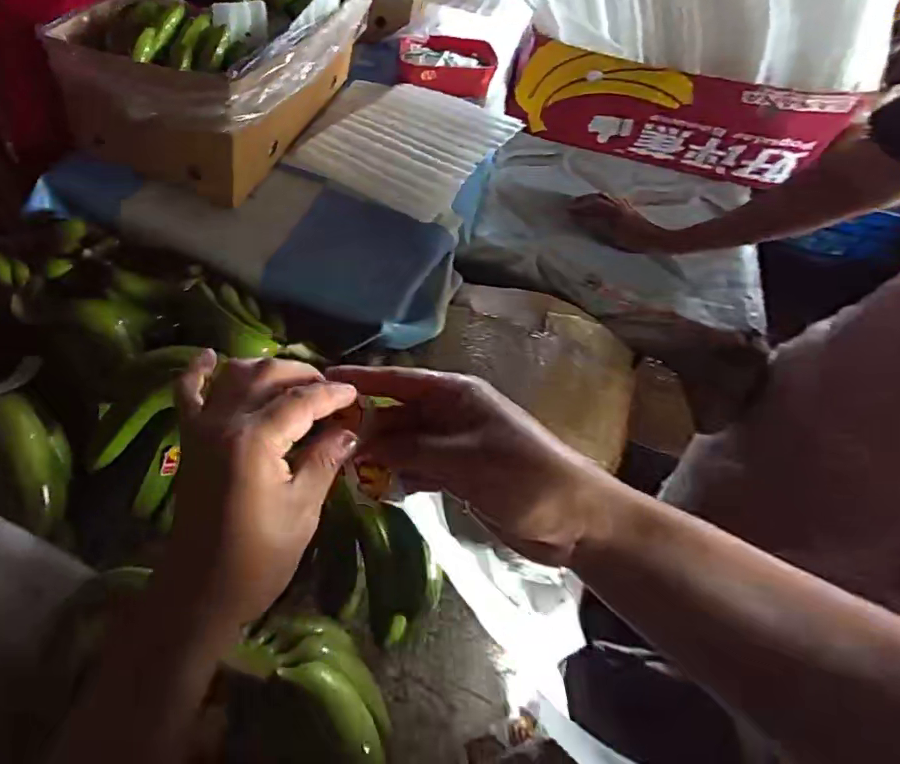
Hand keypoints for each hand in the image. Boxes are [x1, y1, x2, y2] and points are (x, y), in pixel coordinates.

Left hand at [164, 352, 360, 628]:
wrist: (199, 591)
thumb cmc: (257, 558)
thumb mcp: (302, 510)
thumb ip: (324, 460)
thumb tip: (350, 429)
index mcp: (255, 440)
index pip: (302, 400)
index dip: (332, 394)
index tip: (356, 395)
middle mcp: (225, 422)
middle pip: (269, 375)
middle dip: (304, 375)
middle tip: (331, 391)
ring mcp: (202, 427)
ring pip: (234, 375)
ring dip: (265, 368)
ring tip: (294, 378)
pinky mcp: (188, 439)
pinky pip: (187, 393)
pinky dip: (197, 371)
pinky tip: (210, 356)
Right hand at [326, 366, 615, 565]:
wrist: (575, 519)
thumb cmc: (522, 475)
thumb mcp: (462, 460)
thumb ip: (410, 450)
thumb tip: (361, 444)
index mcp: (455, 395)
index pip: (399, 380)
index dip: (363, 380)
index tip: (325, 381)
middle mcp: (450, 413)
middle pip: (396, 413)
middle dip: (365, 425)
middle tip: (324, 440)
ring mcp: (453, 444)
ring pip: (404, 443)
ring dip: (379, 455)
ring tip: (343, 469)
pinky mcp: (457, 472)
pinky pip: (417, 467)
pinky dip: (399, 476)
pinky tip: (379, 490)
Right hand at [568, 193, 685, 253]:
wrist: (659, 240)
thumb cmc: (636, 241)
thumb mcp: (613, 236)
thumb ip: (595, 226)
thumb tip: (579, 218)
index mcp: (612, 210)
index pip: (591, 205)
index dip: (578, 207)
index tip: (566, 210)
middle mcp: (617, 205)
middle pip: (597, 198)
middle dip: (583, 200)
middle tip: (571, 205)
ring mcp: (624, 206)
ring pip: (605, 197)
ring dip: (592, 199)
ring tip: (583, 204)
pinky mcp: (629, 210)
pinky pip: (611, 200)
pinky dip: (602, 201)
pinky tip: (601, 206)